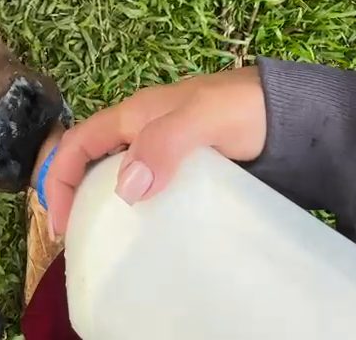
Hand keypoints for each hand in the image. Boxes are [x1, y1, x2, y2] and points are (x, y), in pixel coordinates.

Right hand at [42, 66, 264, 235]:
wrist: (296, 115)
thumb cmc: (245, 108)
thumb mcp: (203, 117)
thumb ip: (165, 144)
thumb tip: (126, 188)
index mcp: (137, 114)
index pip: (80, 142)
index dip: (59, 177)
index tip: (60, 224)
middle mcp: (145, 132)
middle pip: (95, 161)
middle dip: (76, 195)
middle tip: (78, 242)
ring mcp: (169, 153)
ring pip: (123, 179)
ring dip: (107, 208)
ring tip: (111, 247)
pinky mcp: (192, 174)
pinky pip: (154, 195)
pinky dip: (142, 216)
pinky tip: (153, 241)